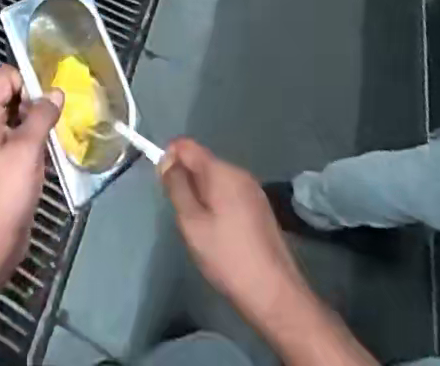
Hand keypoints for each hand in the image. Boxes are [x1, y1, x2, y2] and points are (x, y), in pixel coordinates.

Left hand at [0, 65, 60, 281]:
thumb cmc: (6, 190)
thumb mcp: (27, 147)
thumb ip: (41, 115)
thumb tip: (55, 92)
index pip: (2, 78)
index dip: (24, 77)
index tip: (47, 91)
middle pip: (12, 96)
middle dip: (36, 96)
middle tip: (61, 106)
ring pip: (21, 119)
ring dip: (40, 118)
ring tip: (63, 123)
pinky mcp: (9, 167)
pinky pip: (25, 140)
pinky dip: (40, 138)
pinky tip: (57, 146)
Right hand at [159, 139, 313, 323]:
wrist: (275, 293)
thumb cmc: (227, 257)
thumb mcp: (192, 223)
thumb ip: (177, 187)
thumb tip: (167, 160)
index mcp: (222, 172)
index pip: (187, 146)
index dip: (169, 157)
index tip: (164, 184)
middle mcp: (239, 173)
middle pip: (202, 162)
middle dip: (186, 180)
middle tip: (183, 215)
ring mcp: (253, 190)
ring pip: (216, 179)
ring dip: (201, 194)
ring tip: (201, 229)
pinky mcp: (260, 208)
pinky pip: (230, 193)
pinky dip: (217, 204)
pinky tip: (221, 234)